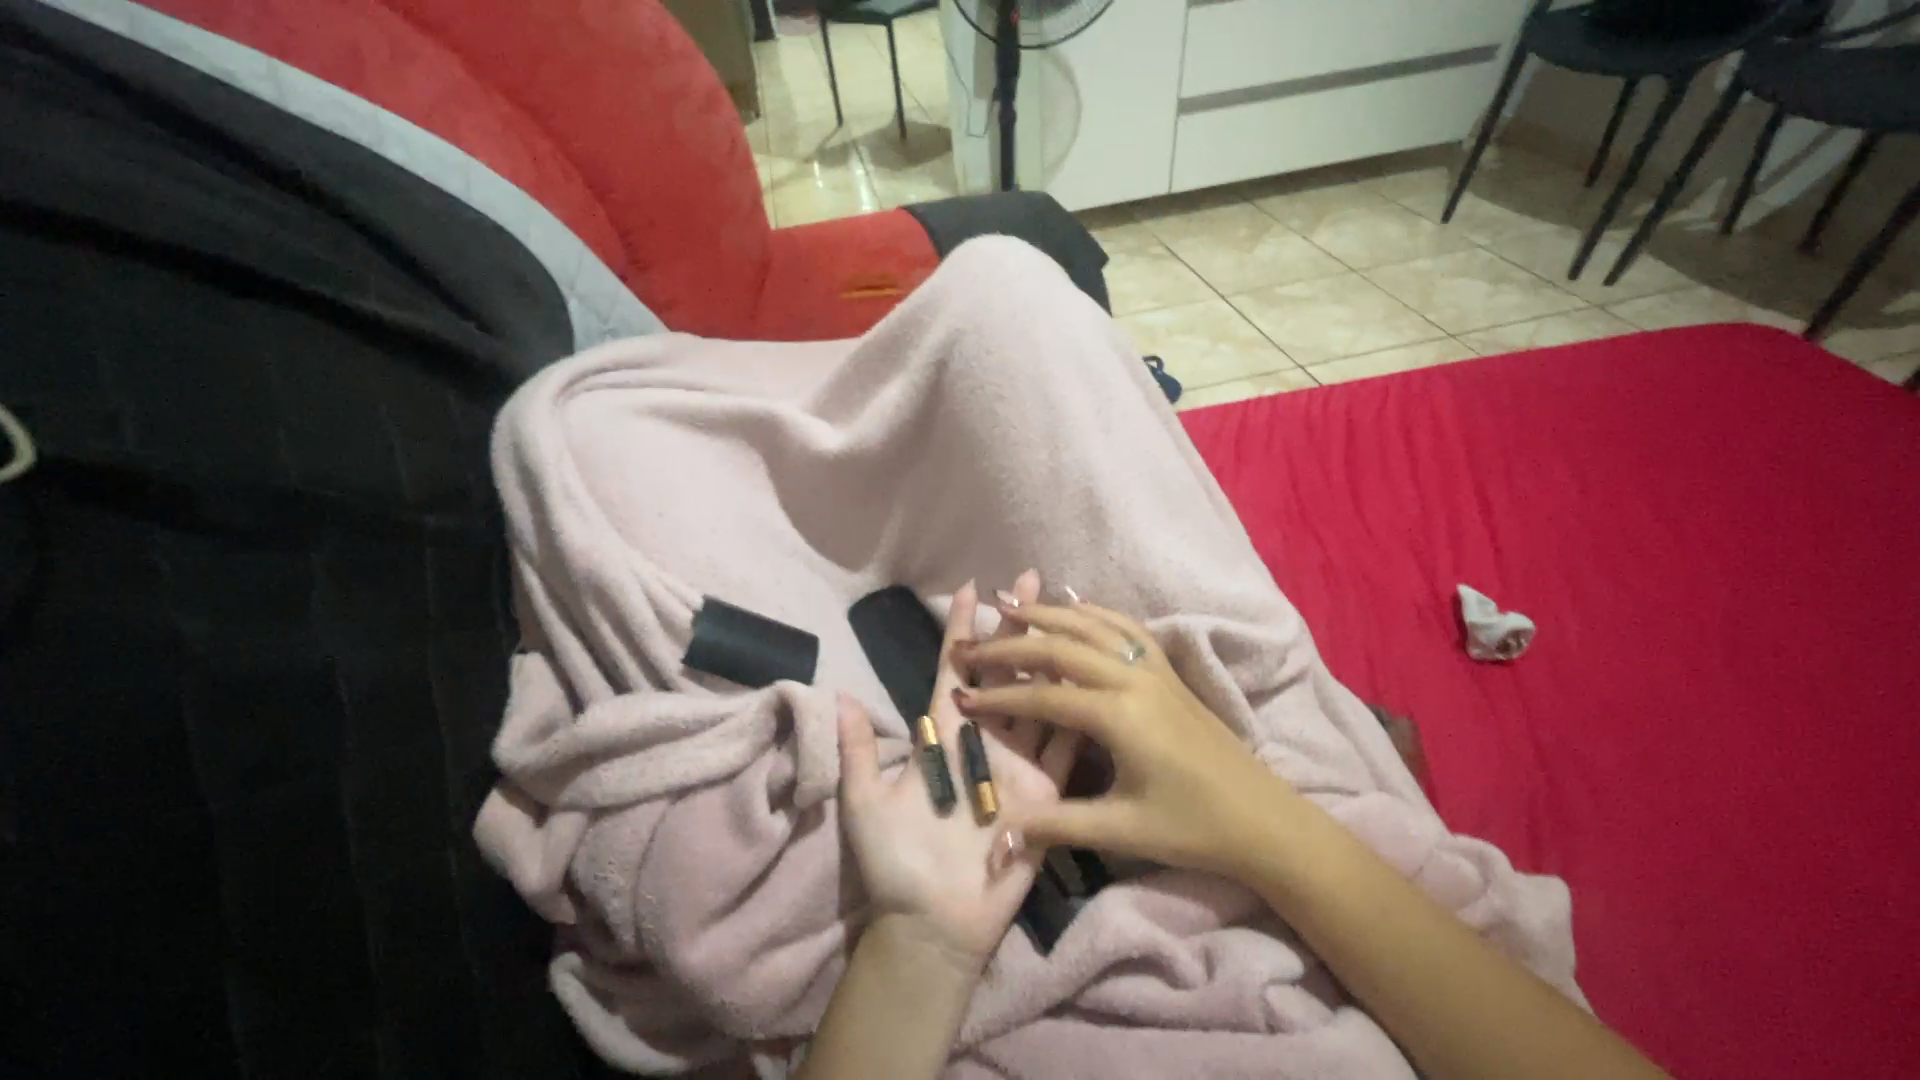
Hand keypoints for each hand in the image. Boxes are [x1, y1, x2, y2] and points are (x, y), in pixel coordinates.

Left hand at [836, 575, 1081, 970]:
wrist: (930, 924)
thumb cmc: (893, 864)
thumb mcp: (863, 804)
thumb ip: (857, 750)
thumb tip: (837, 695)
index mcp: (944, 737)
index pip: (957, 671)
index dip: (965, 630)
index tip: (972, 588)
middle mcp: (986, 742)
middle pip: (1007, 673)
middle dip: (1020, 628)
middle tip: (1035, 582)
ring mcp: (1019, 767)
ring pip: (1042, 700)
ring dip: (1055, 659)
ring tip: (1072, 617)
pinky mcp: (1047, 798)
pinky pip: (1067, 751)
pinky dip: (1081, 716)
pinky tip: (1097, 681)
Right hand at [953, 599, 1304, 879]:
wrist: (1262, 819)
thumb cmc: (1192, 827)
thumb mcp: (1121, 830)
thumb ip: (1057, 825)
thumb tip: (1001, 830)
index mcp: (1119, 716)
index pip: (1044, 695)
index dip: (998, 695)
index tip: (959, 693)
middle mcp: (1134, 680)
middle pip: (1061, 647)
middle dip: (1011, 643)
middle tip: (969, 642)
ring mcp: (1154, 671)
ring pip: (1093, 626)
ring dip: (1049, 612)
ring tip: (1009, 603)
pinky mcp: (1169, 672)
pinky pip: (1126, 628)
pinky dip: (1095, 611)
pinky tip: (1075, 605)